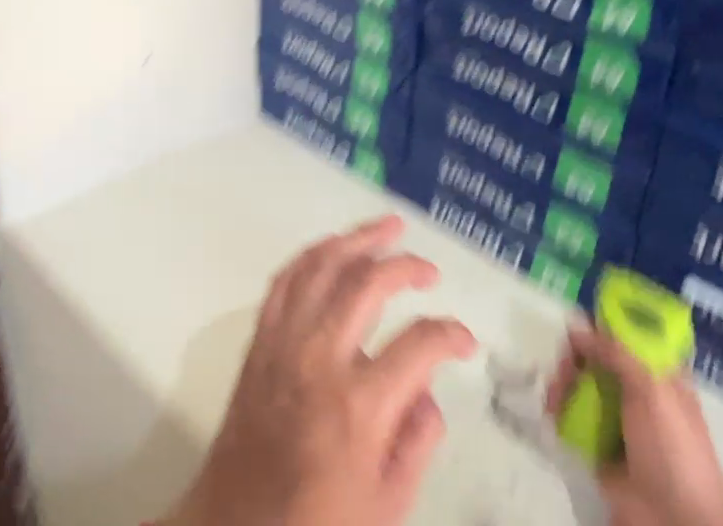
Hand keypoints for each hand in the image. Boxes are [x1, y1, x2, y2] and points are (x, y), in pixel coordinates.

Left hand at [162, 215, 478, 525]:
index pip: (420, 343)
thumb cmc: (316, 520)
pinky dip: (310, 257)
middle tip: (429, 270)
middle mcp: (320, 359)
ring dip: (355, 239)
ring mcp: (283, 344)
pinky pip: (283, 282)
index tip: (464, 342)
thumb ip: (417, 439)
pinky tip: (330, 250)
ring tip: (386, 226)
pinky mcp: (258, 343)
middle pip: (367, 284)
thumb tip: (427, 389)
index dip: (452, 334)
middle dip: (406, 266)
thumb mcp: (387, 500)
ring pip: (319, 267)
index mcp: (360, 403)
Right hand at [545, 322, 722, 525]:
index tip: (577, 325)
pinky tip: (551, 413)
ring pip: (581, 386)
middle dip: (576, 358)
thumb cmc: (672, 448)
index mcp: (659, 374)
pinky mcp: (596, 445)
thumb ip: (614, 352)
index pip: (628, 337)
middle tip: (565, 368)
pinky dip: (558, 411)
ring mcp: (616, 420)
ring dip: (562, 384)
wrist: (675, 519)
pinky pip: (571, 417)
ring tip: (553, 398)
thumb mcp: (651, 389)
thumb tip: (576, 322)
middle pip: (597, 359)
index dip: (602, 327)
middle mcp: (637, 392)